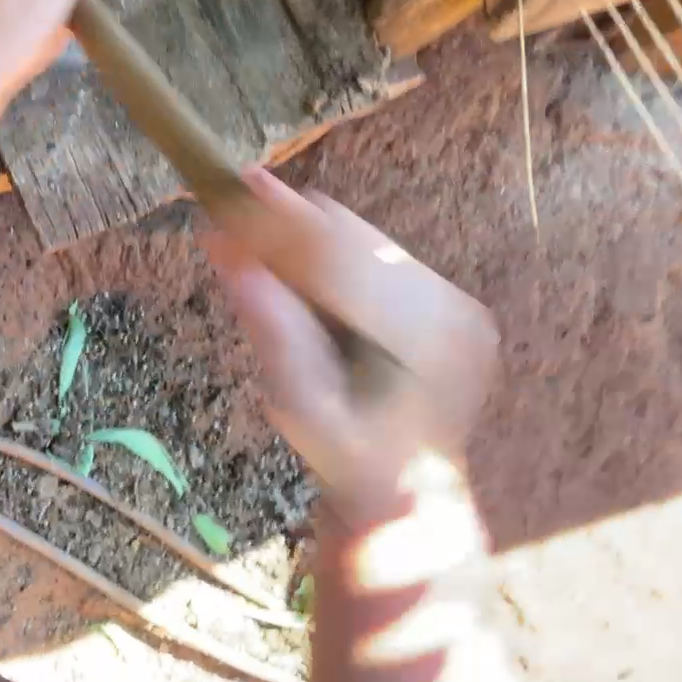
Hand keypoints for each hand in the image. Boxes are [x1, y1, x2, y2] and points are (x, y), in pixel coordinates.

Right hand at [202, 169, 497, 510]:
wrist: (405, 487)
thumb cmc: (343, 450)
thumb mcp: (294, 399)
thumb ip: (269, 323)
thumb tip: (226, 250)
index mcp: (418, 335)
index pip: (336, 256)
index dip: (277, 222)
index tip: (225, 195)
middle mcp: (449, 306)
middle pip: (352, 238)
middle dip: (285, 222)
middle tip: (226, 214)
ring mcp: (455, 302)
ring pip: (363, 240)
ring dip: (304, 238)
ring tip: (251, 243)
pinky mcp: (448, 301)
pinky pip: (374, 256)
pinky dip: (327, 256)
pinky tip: (295, 274)